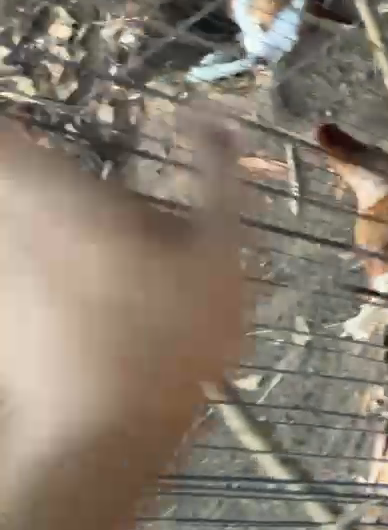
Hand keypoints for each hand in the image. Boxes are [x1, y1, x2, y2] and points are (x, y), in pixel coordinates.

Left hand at [0, 111, 250, 436]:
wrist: (106, 429)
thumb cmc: (176, 329)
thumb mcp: (222, 248)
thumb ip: (216, 178)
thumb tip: (214, 114)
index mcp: (61, 204)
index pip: (6, 137)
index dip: (15, 120)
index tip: (32, 100)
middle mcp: (9, 229)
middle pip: (9, 172)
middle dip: (27, 155)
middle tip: (57, 141)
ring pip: (11, 213)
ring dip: (36, 195)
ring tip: (99, 207)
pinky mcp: (0, 309)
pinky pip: (17, 253)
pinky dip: (39, 242)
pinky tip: (90, 264)